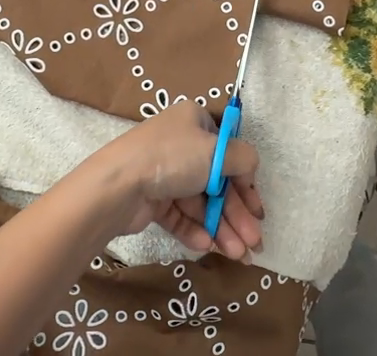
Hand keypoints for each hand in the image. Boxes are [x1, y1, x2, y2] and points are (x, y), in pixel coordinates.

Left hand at [88, 100, 265, 261]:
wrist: (118, 184)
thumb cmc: (172, 158)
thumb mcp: (216, 151)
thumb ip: (243, 158)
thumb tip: (250, 168)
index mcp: (195, 121)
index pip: (229, 152)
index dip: (246, 183)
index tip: (258, 211)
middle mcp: (181, 144)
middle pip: (217, 182)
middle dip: (237, 214)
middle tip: (254, 243)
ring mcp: (166, 172)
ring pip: (201, 202)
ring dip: (221, 227)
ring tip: (237, 255)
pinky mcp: (153, 199)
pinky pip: (180, 215)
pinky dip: (195, 230)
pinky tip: (207, 245)